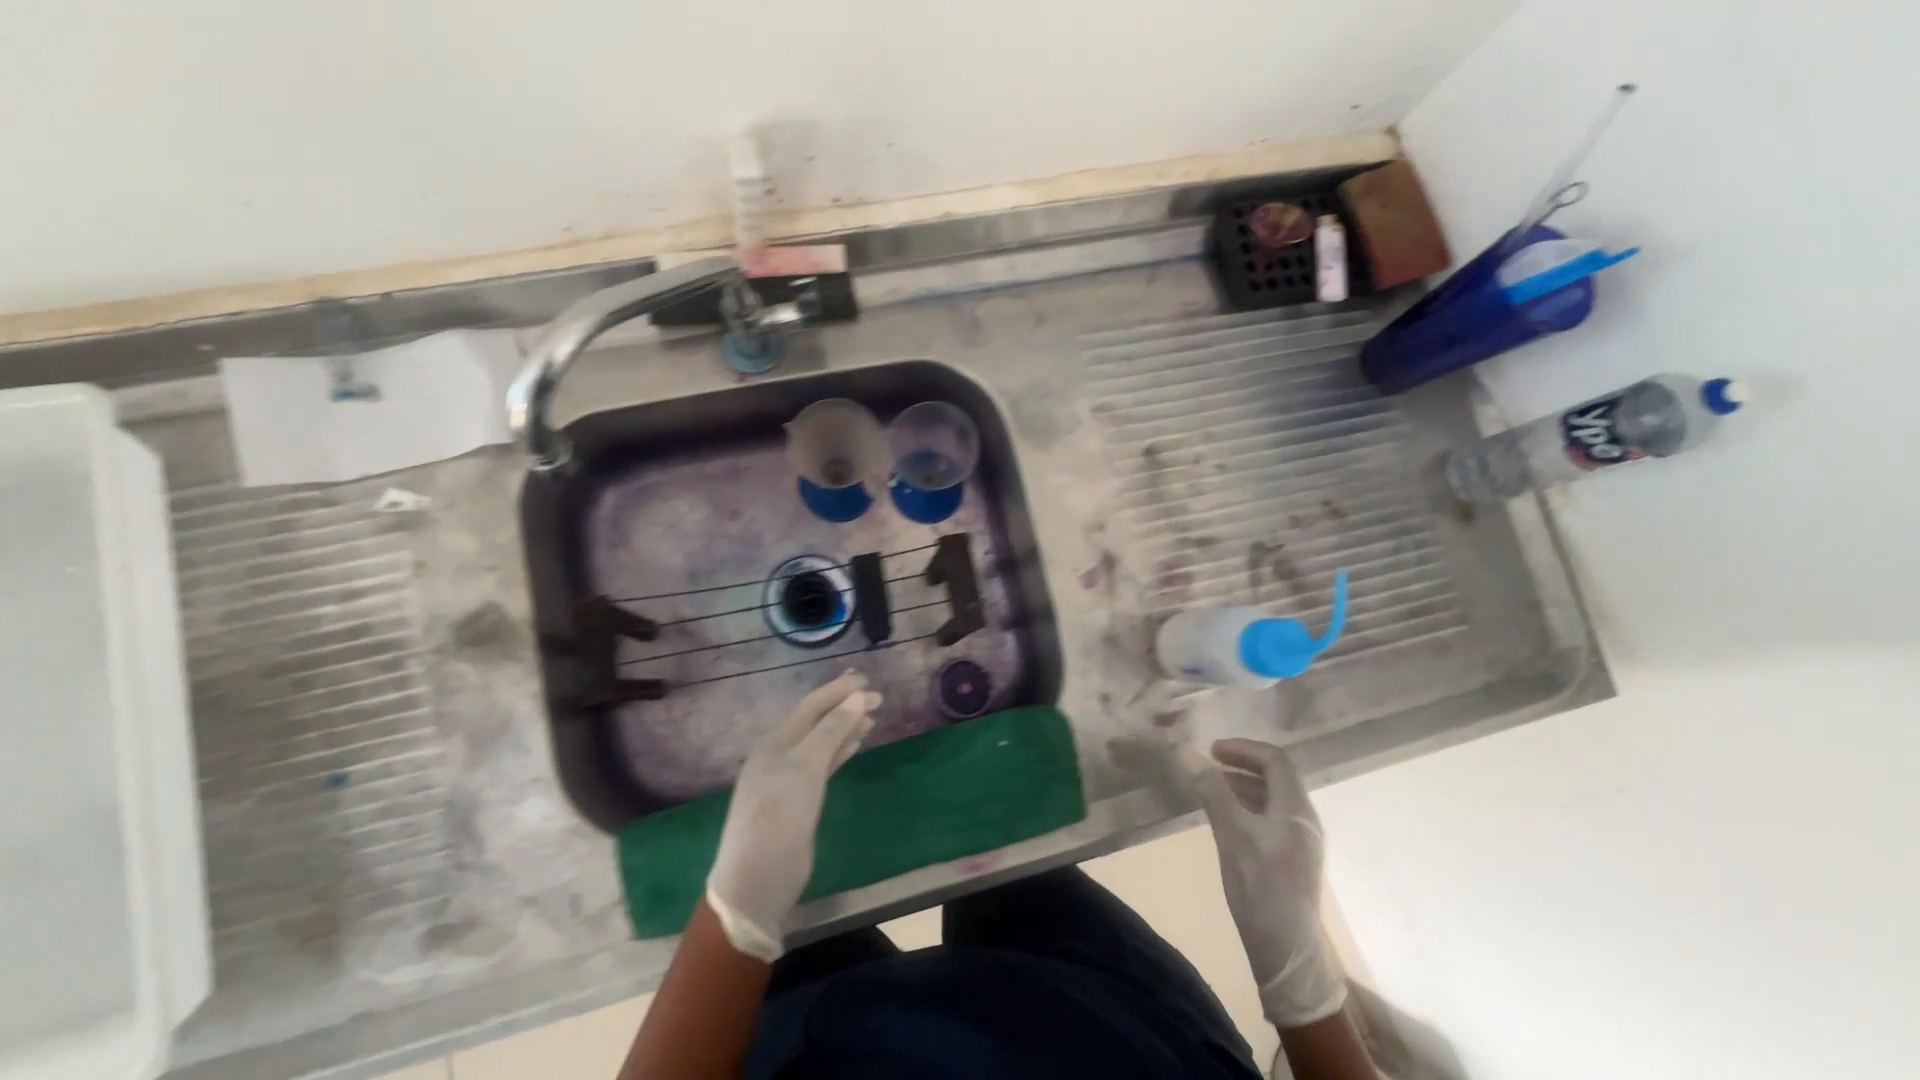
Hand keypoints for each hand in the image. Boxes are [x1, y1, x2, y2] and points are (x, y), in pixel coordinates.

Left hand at [705, 671, 880, 961]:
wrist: (757, 879)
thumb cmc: (778, 817)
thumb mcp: (805, 769)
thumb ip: (830, 732)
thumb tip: (856, 697)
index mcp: (774, 743)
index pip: (810, 707)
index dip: (838, 691)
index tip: (867, 680)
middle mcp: (779, 756)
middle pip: (815, 723)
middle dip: (843, 707)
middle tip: (876, 696)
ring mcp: (788, 780)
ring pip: (821, 744)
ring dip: (844, 729)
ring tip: (871, 717)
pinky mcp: (799, 802)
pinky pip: (823, 765)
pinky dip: (840, 752)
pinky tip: (856, 745)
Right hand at [1188, 738, 1345, 1027]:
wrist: (1286, 950)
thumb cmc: (1260, 886)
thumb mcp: (1232, 834)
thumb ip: (1213, 792)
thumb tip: (1190, 755)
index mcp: (1296, 809)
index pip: (1276, 760)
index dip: (1243, 749)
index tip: (1211, 749)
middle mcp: (1304, 820)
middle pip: (1276, 778)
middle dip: (1242, 765)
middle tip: (1208, 764)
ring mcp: (1300, 842)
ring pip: (1272, 799)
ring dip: (1242, 787)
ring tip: (1211, 789)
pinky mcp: (1292, 860)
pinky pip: (1270, 819)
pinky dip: (1247, 808)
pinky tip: (1225, 820)